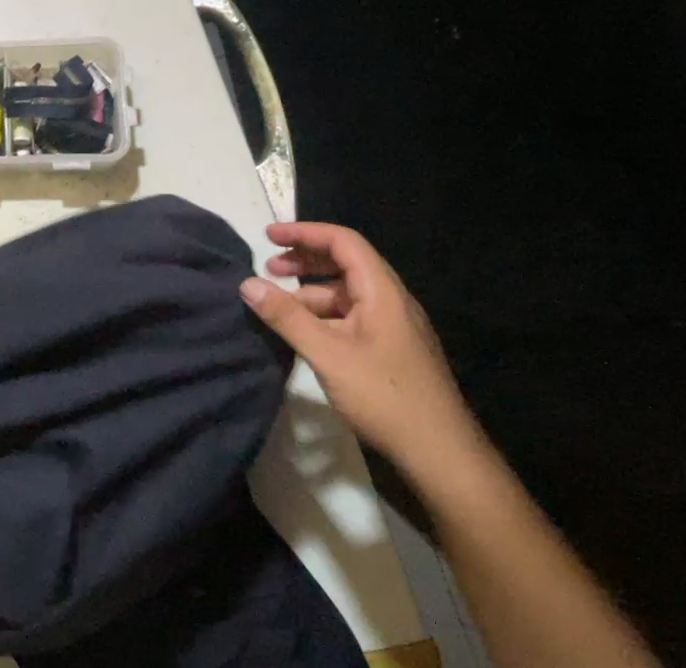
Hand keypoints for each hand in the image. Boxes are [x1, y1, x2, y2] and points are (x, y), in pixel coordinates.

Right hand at [239, 222, 485, 474]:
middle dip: (303, 261)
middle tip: (265, 268)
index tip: (268, 235)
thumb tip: (246, 283)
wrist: (439, 452)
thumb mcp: (328, 354)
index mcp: (382, 292)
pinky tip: (299, 333)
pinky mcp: (388, 349)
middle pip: (344, 265)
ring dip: (308, 292)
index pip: (344, 243)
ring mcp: (391, 327)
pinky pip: (349, 318)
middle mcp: (390, 302)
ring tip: (274, 305)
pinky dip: (320, 315)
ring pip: (344, 295)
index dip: (305, 233)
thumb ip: (286, 317)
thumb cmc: (384, 396)